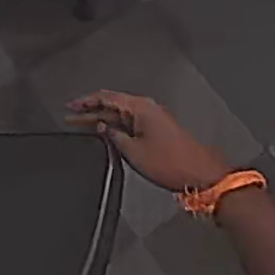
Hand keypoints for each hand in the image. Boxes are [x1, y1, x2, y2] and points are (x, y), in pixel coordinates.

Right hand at [66, 90, 230, 191]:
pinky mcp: (158, 132)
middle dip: (90, 111)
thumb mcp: (132, 150)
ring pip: (120, 116)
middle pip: (112, 105)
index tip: (68, 107)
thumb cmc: (168, 162)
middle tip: (70, 117)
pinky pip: (130, 125)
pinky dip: (115, 128)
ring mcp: (154, 120)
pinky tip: (104, 135)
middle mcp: (147, 109)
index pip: (105, 97)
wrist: (205, 177)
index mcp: (140, 107)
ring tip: (81, 127)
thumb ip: (112, 135)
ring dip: (102, 121)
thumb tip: (102, 127)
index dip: (84, 101)